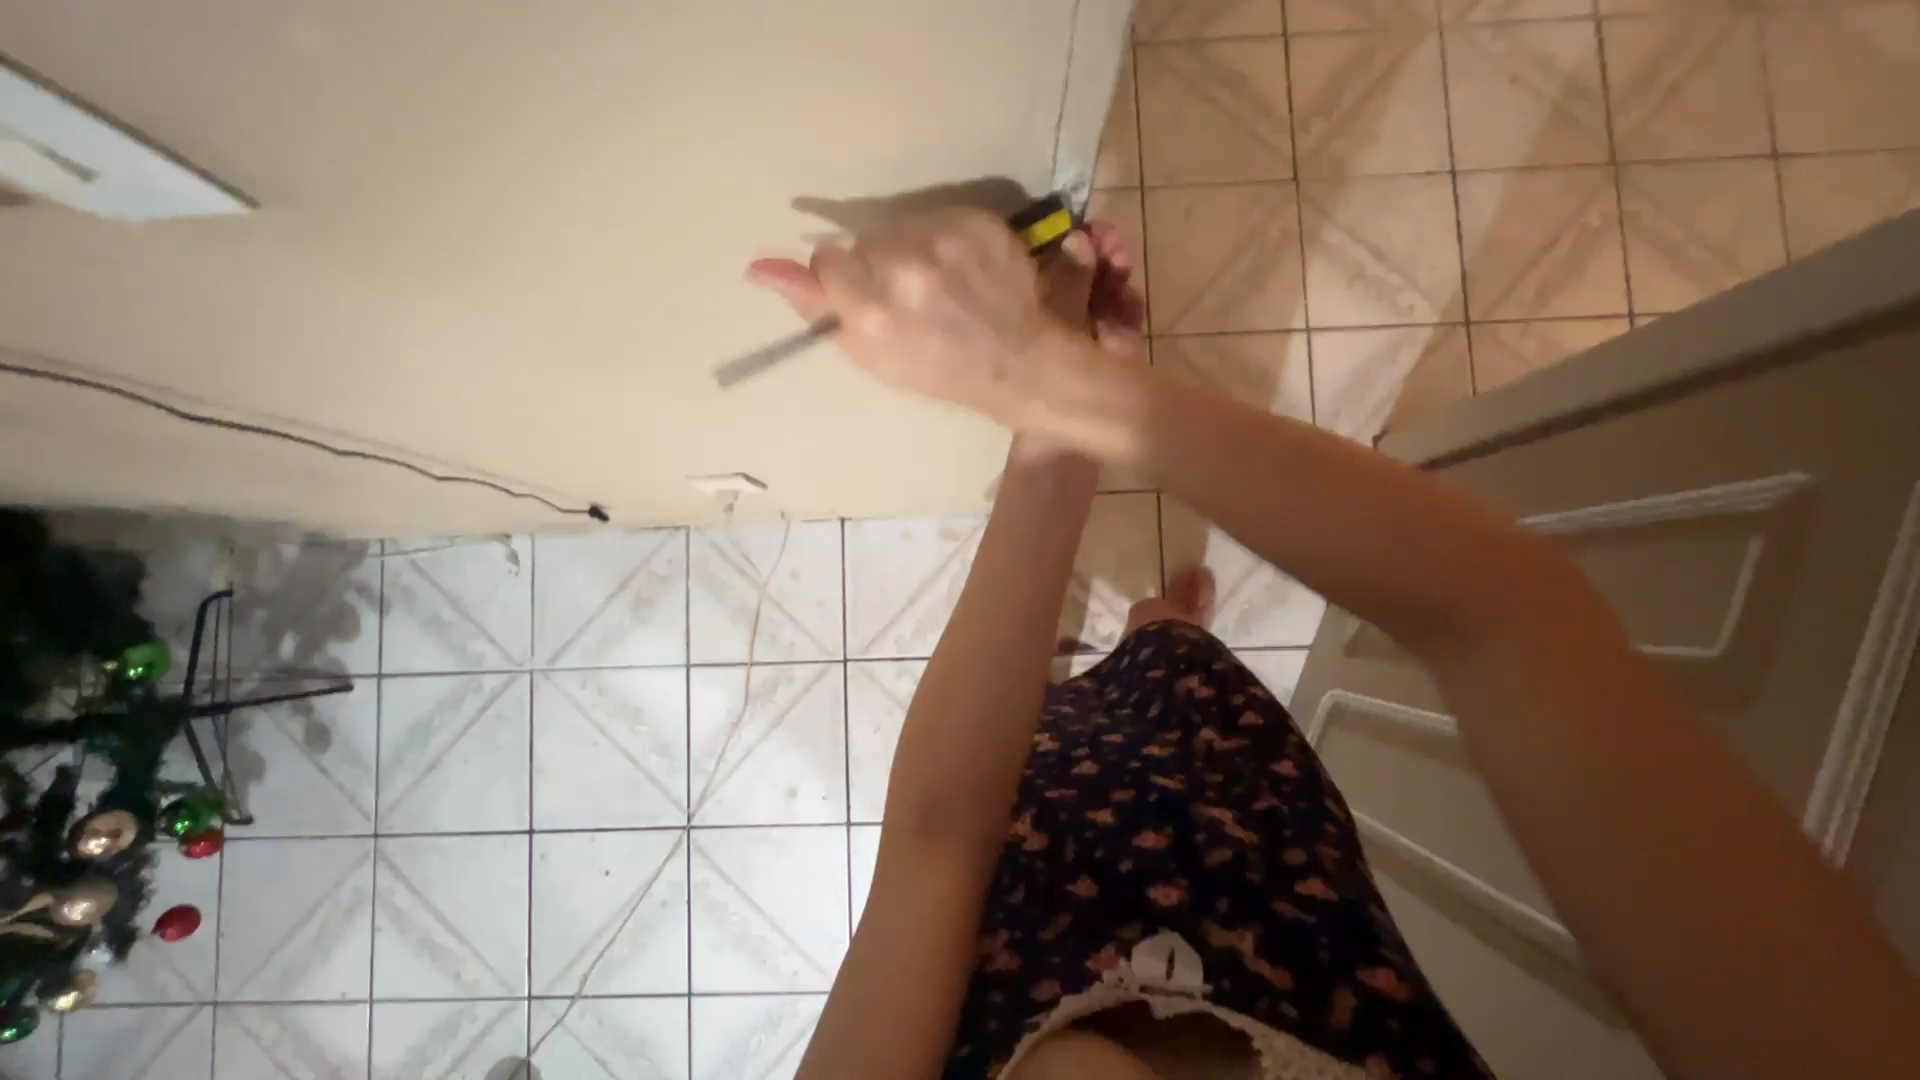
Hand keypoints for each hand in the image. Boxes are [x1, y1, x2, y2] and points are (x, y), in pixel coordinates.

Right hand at [746, 208, 1140, 424]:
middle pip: (863, 240)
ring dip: (909, 247)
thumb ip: (816, 307)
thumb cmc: (940, 371)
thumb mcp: (871, 355)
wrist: (1019, 363)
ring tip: (939, 281)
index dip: (846, 278)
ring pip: (899, 225)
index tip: (869, 297)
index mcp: (871, 312)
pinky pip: (935, 216)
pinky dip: (942, 238)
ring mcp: (944, 240)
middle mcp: (903, 268)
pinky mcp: (976, 221)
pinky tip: (962, 268)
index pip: (829, 259)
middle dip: (877, 263)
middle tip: (910, 295)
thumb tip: (757, 267)